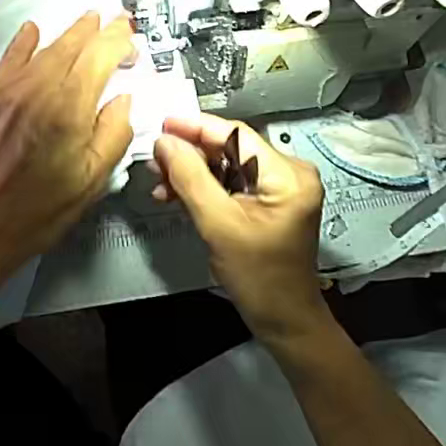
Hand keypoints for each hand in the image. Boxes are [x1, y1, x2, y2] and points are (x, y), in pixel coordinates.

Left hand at [0, 13, 135, 327]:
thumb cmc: (35, 213)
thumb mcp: (92, 181)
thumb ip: (114, 134)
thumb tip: (122, 102)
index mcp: (69, 111)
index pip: (100, 56)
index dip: (120, 42)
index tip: (131, 39)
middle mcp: (38, 91)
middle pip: (74, 44)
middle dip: (99, 30)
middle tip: (117, 23)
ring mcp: (9, 91)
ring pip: (45, 47)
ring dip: (70, 32)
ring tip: (88, 23)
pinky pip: (10, 58)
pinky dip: (25, 41)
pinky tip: (33, 30)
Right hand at [150, 113, 330, 341]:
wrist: (284, 320)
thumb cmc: (259, 278)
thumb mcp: (219, 225)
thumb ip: (190, 179)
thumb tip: (165, 142)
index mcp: (288, 175)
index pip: (236, 135)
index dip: (196, 127)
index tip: (162, 125)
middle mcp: (290, 172)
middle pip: (230, 148)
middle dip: (190, 153)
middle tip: (155, 158)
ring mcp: (280, 187)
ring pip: (227, 165)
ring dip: (193, 172)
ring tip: (160, 180)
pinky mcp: (269, 200)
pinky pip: (232, 182)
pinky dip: (205, 187)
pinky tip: (176, 193)